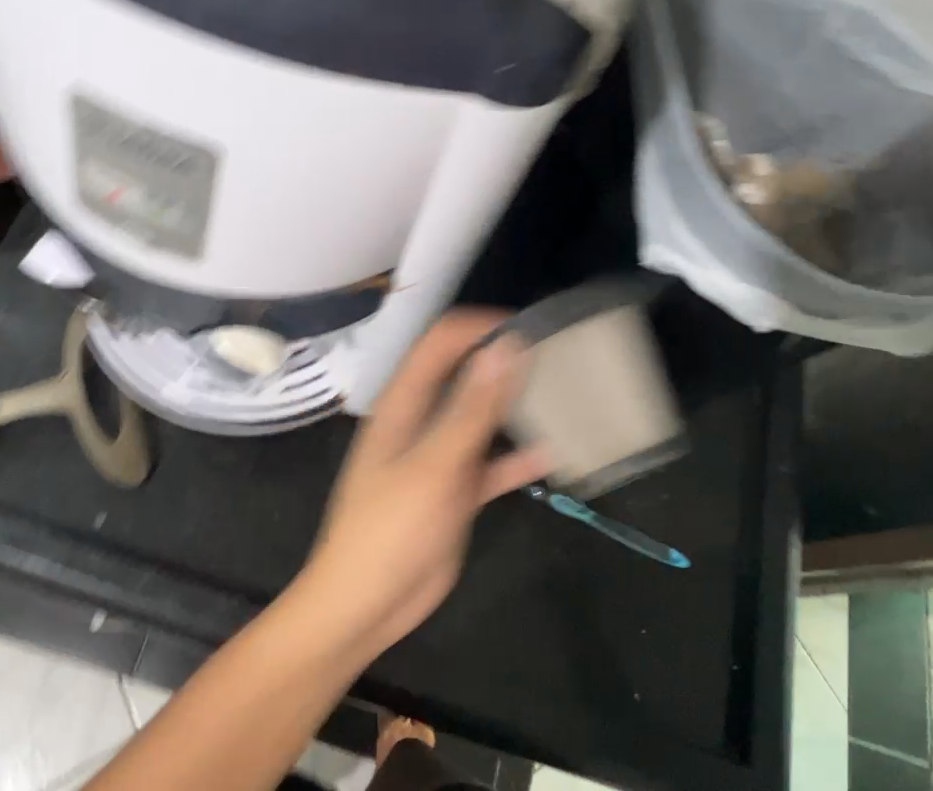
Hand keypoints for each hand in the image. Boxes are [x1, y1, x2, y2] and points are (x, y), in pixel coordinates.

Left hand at [289, 311, 549, 659]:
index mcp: (403, 403)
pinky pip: (491, 465)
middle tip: (561, 359)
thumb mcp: (434, 466)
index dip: (481, 328)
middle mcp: (421, 421)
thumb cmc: (390, 530)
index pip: (441, 343)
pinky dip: (518, 459)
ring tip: (566, 396)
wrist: (365, 604)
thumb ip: (472, 408)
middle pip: (465, 375)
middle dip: (506, 364)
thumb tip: (507, 346)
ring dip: (517, 408)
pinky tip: (556, 453)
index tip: (533, 330)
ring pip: (482, 419)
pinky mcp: (455, 492)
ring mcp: (438, 457)